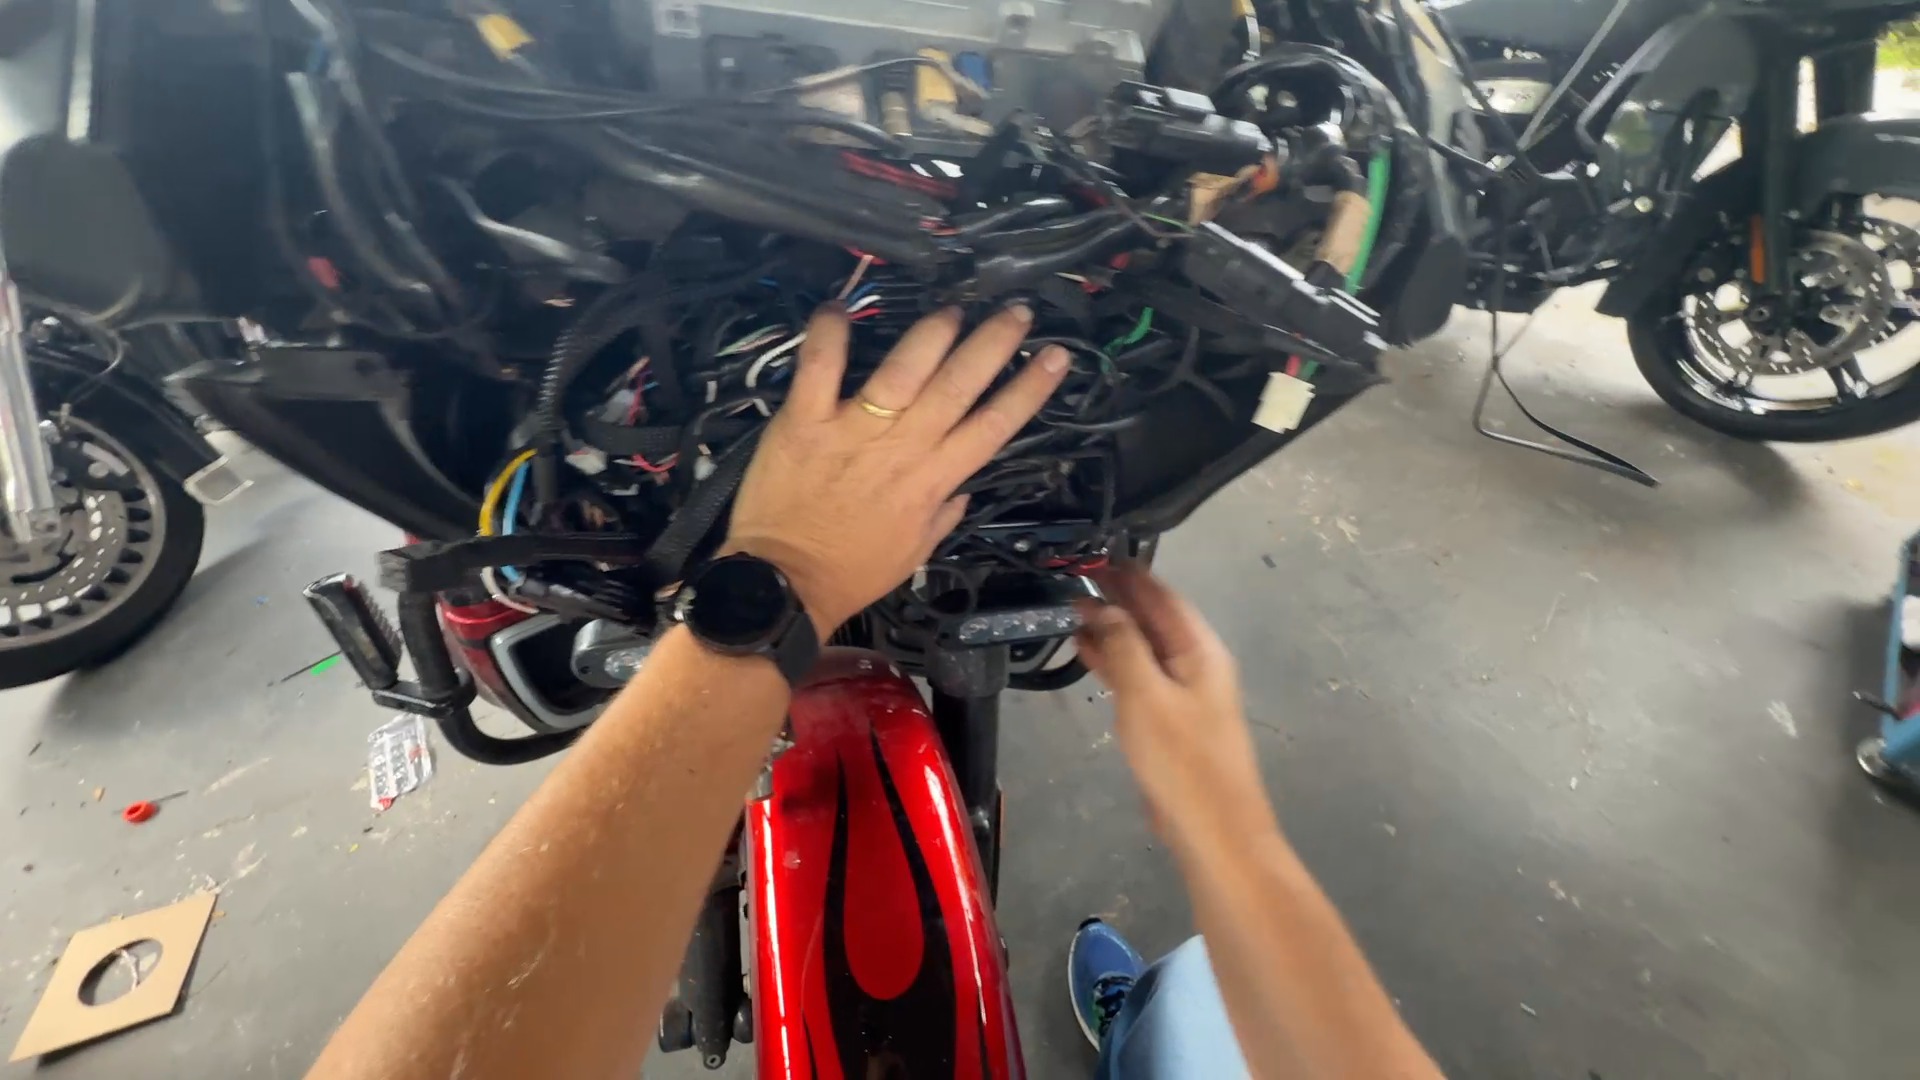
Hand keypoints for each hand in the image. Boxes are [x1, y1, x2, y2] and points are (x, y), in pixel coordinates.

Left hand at [726, 304, 1069, 633]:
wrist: (785, 584)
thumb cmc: (854, 571)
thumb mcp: (915, 552)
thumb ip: (944, 513)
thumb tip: (963, 486)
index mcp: (934, 480)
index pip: (993, 427)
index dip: (1028, 389)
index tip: (1055, 356)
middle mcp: (903, 447)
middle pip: (958, 387)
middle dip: (993, 344)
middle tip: (1017, 311)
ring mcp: (853, 431)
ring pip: (903, 371)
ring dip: (933, 334)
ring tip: (954, 309)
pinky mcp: (805, 422)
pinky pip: (819, 368)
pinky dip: (829, 335)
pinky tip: (839, 306)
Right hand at [1076, 564, 1270, 843]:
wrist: (1212, 831)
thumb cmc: (1182, 760)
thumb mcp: (1146, 695)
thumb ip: (1123, 645)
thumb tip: (1103, 605)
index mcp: (1200, 650)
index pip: (1162, 596)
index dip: (1129, 574)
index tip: (1093, 557)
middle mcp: (1194, 663)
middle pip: (1152, 619)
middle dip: (1116, 598)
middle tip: (1072, 579)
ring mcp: (1180, 691)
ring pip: (1142, 647)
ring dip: (1110, 628)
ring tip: (1070, 610)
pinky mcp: (1166, 717)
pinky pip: (1137, 675)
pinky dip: (1112, 660)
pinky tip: (1085, 652)